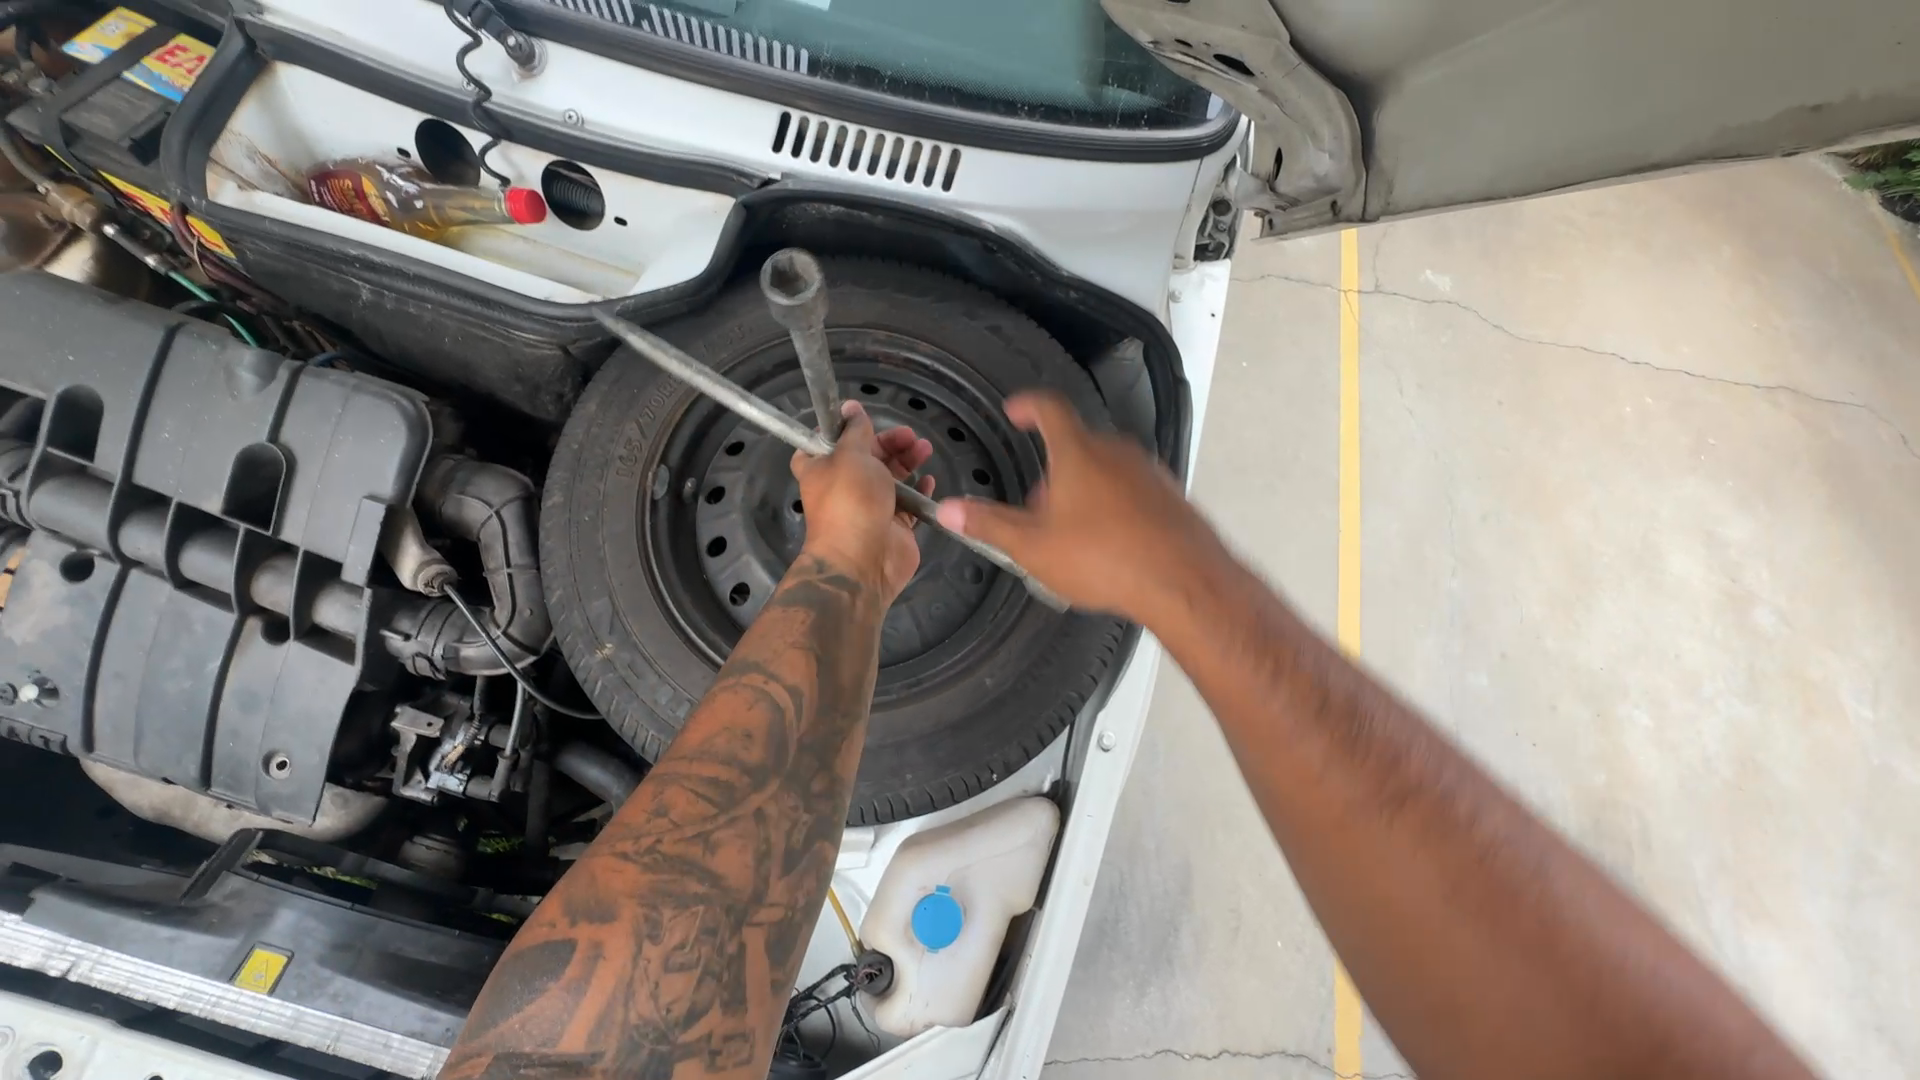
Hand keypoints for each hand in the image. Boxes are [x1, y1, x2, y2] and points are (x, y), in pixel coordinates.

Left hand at [792, 401, 934, 604]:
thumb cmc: (850, 500)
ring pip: (890, 478)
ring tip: (924, 451)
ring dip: (907, 462)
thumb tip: (851, 408)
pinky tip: (928, 482)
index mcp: (821, 469)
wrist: (863, 559)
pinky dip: (919, 491)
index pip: (824, 443)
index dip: (841, 429)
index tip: (861, 418)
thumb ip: (856, 431)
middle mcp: (843, 487)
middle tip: (909, 436)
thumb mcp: (850, 454)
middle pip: (867, 457)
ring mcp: (869, 508)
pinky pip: (909, 504)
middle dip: (888, 443)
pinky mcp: (893, 526)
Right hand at [934, 391, 1220, 624]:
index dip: (1027, 405)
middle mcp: (1117, 453)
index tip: (1016, 410)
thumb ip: (988, 524)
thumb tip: (951, 511)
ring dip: (1083, 491)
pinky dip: (1114, 508)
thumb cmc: (1107, 559)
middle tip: (1038, 506)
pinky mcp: (1170, 497)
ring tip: (1072, 534)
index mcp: (1078, 453)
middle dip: (1052, 471)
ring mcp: (1148, 473)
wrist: (1182, 582)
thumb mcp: (1032, 546)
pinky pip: (1132, 492)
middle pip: (1076, 446)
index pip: (1048, 409)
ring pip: (1106, 471)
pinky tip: (1109, 546)